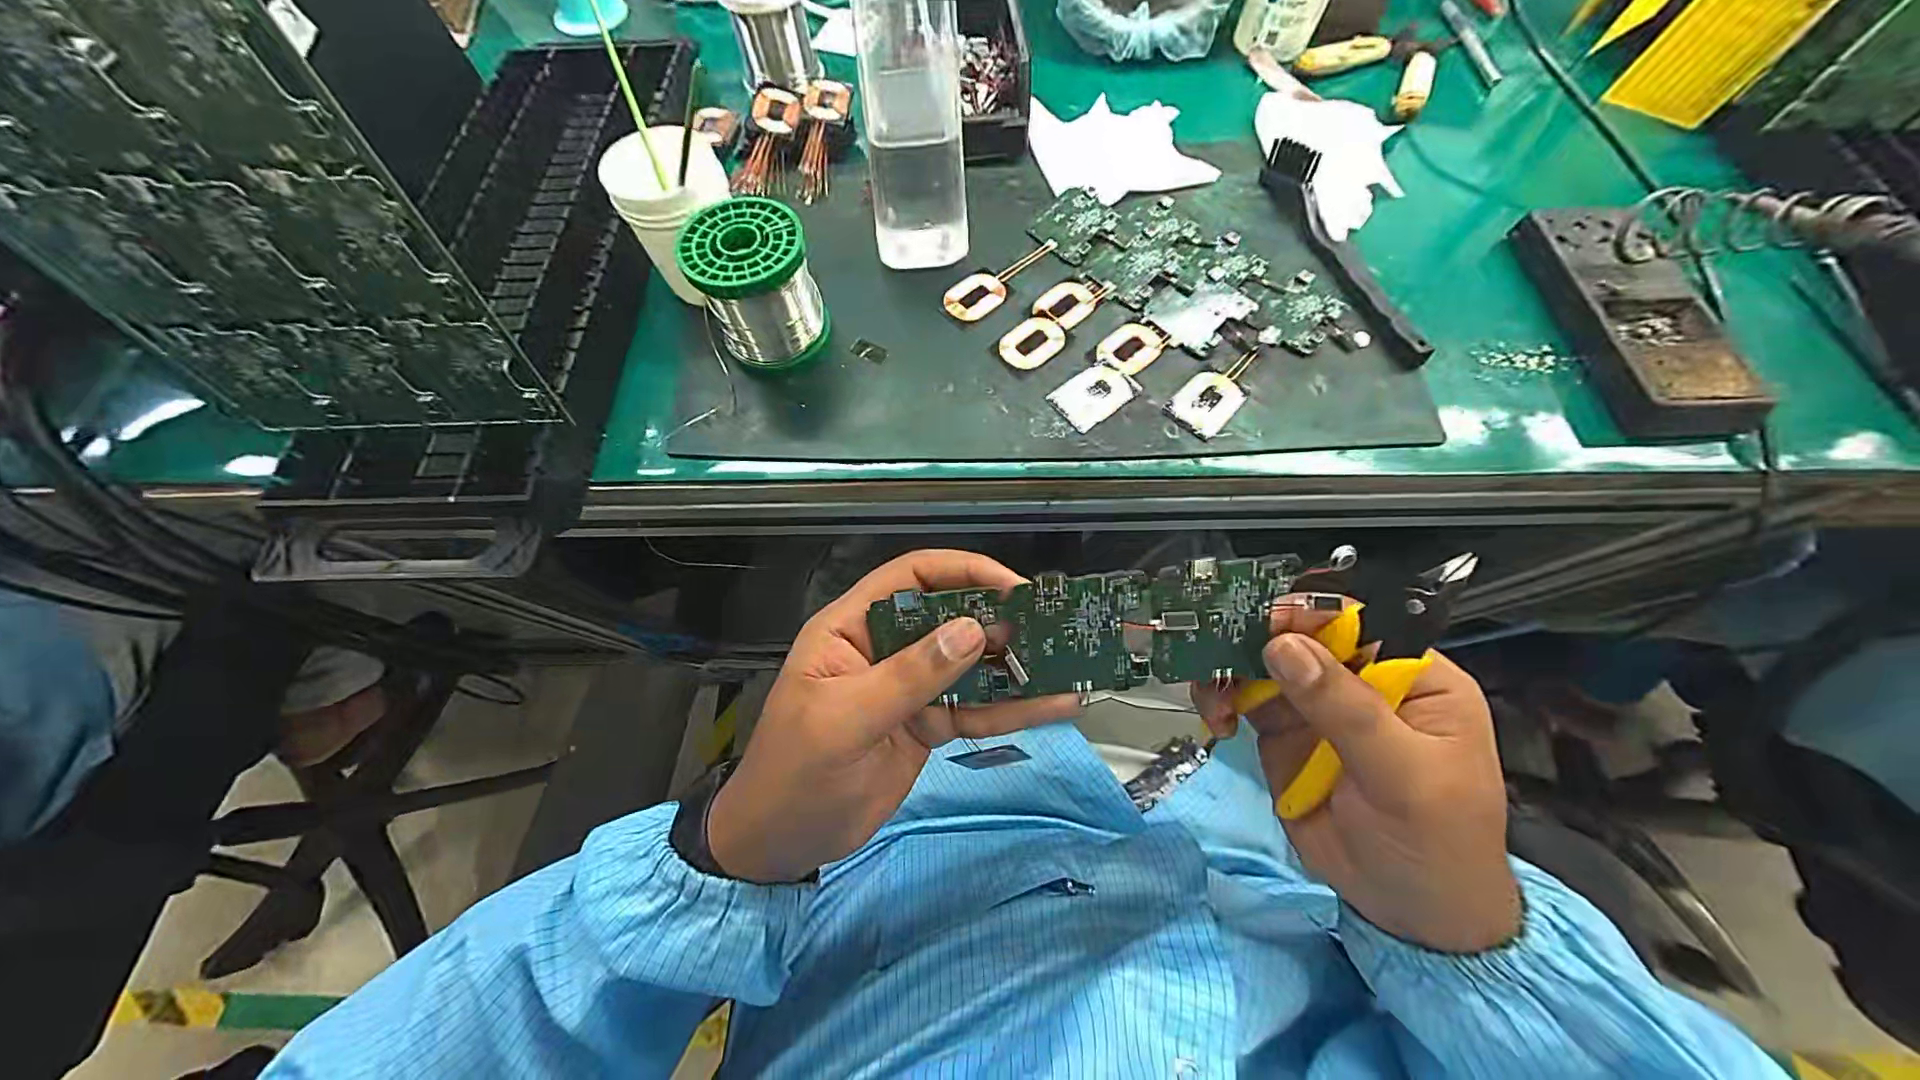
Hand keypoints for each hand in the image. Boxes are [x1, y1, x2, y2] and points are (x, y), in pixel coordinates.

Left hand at [707, 550, 1079, 882]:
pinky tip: (1053, 705)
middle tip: (1052, 627)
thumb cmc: (794, 774)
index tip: (1011, 586)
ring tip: (1068, 666)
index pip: (911, 578)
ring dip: (1015, 666)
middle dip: (999, 620)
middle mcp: (885, 649)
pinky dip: (1012, 709)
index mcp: (852, 628)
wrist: (779, 844)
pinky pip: (975, 710)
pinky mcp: (927, 724)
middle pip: (949, 618)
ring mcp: (909, 687)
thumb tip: (970, 630)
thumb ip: (907, 676)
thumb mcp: (844, 721)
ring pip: (970, 666)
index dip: (962, 571)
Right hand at [1193, 598, 1520, 952]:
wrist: (1410, 914)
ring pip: (1261, 663)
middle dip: (1252, 640)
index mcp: (1411, 678)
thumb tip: (1283, 646)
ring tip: (1214, 698)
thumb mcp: (1401, 776)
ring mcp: (1316, 706)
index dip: (1307, 617)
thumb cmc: (1435, 844)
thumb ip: (1344, 709)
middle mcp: (1359, 682)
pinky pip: (1242, 698)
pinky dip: (1220, 698)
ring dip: (1228, 669)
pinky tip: (1218, 719)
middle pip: (1296, 637)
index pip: (1356, 626)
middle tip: (1217, 654)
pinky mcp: (1282, 732)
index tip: (1261, 623)